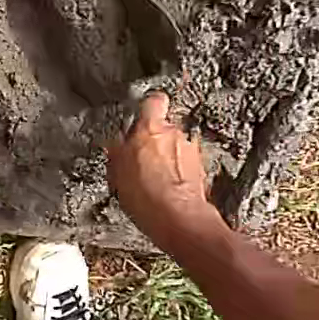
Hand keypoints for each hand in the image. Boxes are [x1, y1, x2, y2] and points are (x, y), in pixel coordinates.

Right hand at [108, 92, 225, 250]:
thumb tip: (116, 145)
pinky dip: (179, 172)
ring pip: (176, 146)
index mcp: (150, 128)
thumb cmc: (146, 196)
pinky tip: (166, 188)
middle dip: (155, 140)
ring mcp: (191, 150)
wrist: (177, 218)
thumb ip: (118, 151)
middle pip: (165, 127)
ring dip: (168, 157)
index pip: (153, 101)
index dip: (147, 109)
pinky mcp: (202, 167)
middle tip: (142, 159)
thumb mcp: (117, 173)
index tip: (139, 118)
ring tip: (155, 179)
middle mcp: (175, 133)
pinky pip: (186, 163)